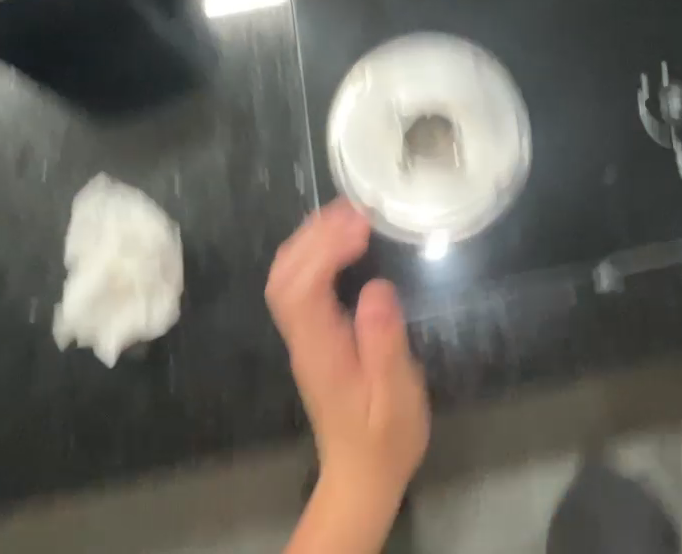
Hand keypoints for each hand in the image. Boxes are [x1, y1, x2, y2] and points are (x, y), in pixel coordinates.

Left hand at [266, 200, 429, 506]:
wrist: (362, 473)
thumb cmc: (386, 436)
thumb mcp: (397, 395)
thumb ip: (384, 343)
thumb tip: (377, 288)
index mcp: (320, 349)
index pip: (302, 289)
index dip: (324, 250)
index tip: (362, 227)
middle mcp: (302, 338)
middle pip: (284, 277)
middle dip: (313, 235)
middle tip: (355, 208)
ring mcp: (302, 336)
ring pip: (285, 278)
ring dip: (309, 239)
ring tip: (346, 212)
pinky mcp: (311, 334)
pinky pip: (297, 284)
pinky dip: (312, 253)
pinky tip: (339, 240)